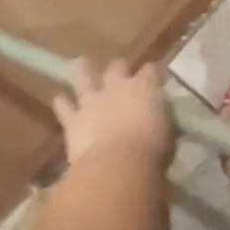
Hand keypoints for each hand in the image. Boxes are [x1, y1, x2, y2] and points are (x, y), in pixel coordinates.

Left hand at [52, 59, 172, 166]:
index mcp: (145, 88)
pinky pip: (63, 105)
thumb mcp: (168, 136)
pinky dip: (63, 103)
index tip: (157, 78)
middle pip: (117, 66)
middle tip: (121, 76)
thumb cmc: (152, 151)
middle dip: (119, 69)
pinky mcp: (73, 118)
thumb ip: (162, 123)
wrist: (117, 164)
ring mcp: (92, 100)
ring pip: (83, 75)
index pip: (151, 70)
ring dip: (82, 70)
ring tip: (80, 65)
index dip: (154, 73)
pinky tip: (61, 101)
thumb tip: (161, 124)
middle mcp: (117, 87)